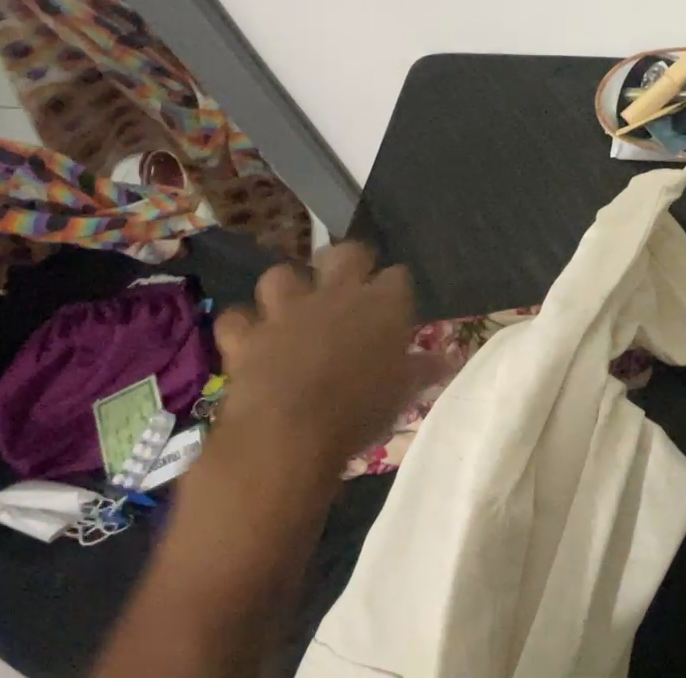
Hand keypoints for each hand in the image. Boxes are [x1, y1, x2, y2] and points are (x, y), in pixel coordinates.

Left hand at [211, 243, 443, 471]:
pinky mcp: (247, 336)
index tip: (397, 305)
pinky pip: (237, 318)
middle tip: (349, 284)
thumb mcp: (404, 392)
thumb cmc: (361, 409)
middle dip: (348, 262)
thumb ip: (423, 369)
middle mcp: (337, 294)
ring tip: (294, 306)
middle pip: (346, 253)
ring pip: (281, 275)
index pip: (397, 275)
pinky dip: (243, 326)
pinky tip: (252, 338)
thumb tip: (448, 360)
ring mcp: (287, 312)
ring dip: (286, 288)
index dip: (396, 288)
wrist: (289, 432)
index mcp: (383, 303)